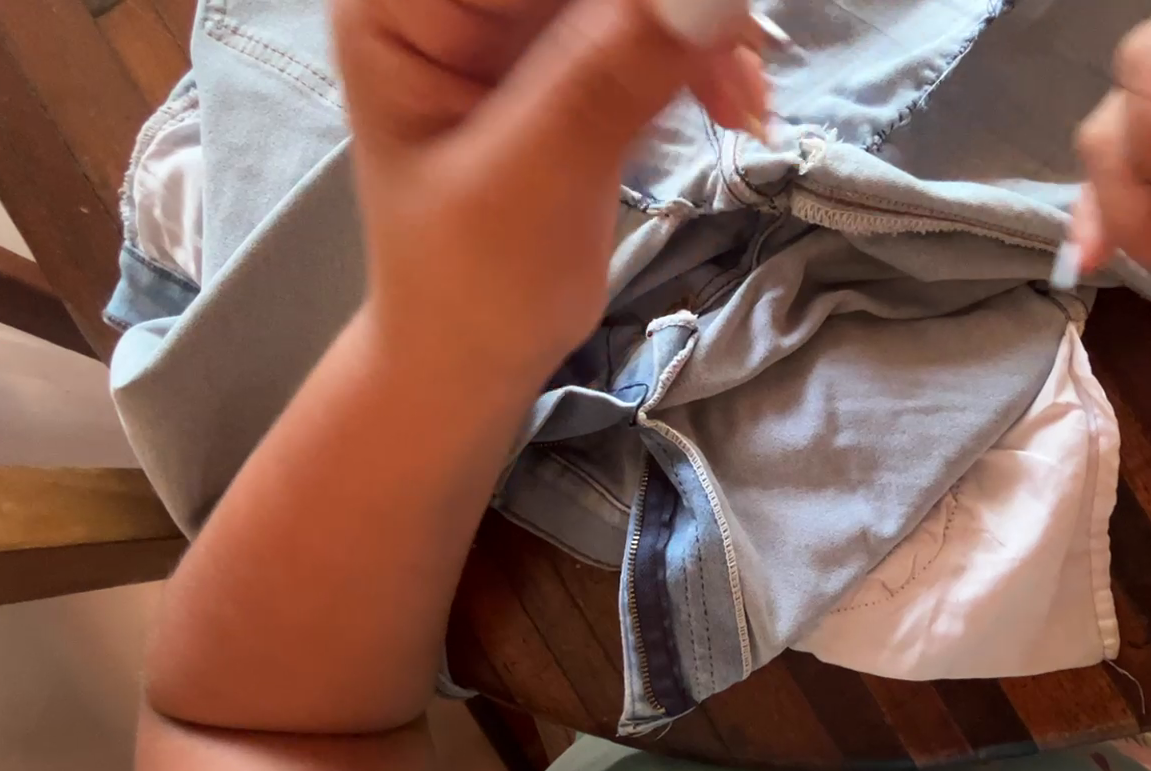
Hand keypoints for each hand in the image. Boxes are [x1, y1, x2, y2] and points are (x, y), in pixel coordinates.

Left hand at [331, 0, 774, 375]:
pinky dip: (698, 62)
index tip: (712, 14)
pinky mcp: (568, 68)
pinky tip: (731, 104)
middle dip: (676, 7)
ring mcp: (517, 30)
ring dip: (702, 33)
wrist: (478, 355)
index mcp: (404, 2)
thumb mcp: (533, 183)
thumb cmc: (476, 288)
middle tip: (745, 63)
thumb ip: (607, 78)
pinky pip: (649, 33)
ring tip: (745, 102)